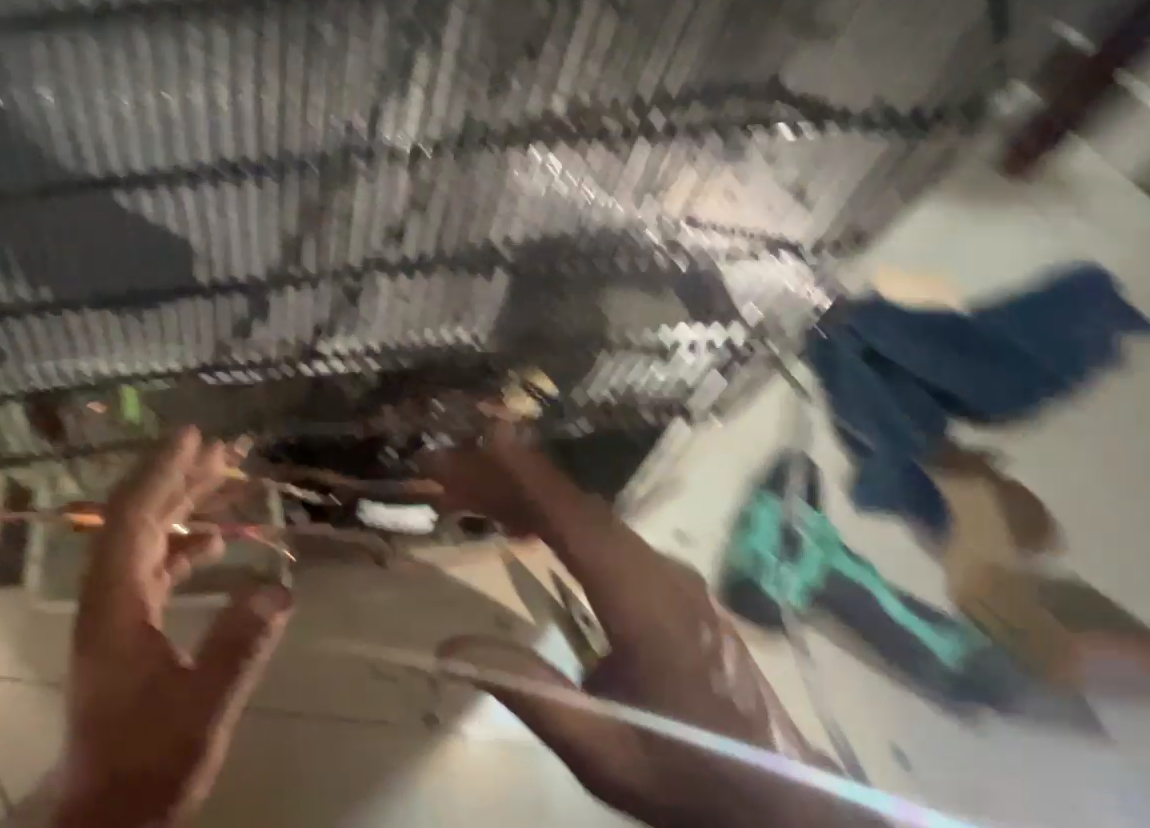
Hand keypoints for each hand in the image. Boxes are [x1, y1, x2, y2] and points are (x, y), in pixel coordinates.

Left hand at [53, 427, 292, 826]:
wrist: (104, 811)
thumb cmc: (146, 760)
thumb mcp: (202, 706)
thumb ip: (239, 646)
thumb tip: (280, 587)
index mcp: (114, 601)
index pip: (136, 517)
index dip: (162, 472)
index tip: (193, 437)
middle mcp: (107, 594)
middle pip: (138, 518)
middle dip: (176, 479)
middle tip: (218, 448)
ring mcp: (113, 611)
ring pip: (146, 541)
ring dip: (180, 509)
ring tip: (222, 480)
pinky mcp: (124, 629)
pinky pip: (152, 570)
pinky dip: (181, 549)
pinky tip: (213, 542)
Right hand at [428, 426, 875, 827]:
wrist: (783, 802)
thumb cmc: (688, 775)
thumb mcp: (601, 752)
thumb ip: (528, 693)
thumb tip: (447, 646)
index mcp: (648, 608)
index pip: (579, 524)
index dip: (530, 477)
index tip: (488, 435)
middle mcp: (664, 578)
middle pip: (577, 510)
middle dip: (509, 480)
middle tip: (445, 468)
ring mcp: (674, 580)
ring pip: (592, 520)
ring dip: (528, 498)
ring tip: (467, 493)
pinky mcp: (675, 590)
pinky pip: (605, 537)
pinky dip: (555, 519)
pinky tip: (523, 527)